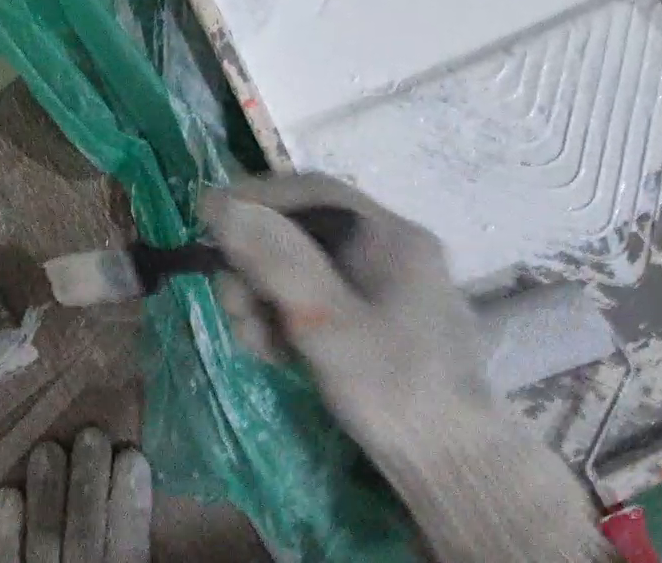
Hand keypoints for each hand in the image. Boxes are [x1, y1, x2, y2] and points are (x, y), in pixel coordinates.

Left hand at [0, 427, 150, 562]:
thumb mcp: (133, 561)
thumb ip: (136, 537)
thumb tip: (145, 471)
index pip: (130, 548)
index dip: (132, 505)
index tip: (132, 455)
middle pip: (85, 534)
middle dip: (88, 481)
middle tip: (91, 435)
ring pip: (44, 541)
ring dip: (46, 494)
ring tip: (47, 449)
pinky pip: (3, 562)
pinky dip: (3, 532)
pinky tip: (6, 494)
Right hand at [205, 174, 612, 562]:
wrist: (451, 470)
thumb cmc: (394, 388)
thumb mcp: (327, 322)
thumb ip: (276, 260)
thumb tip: (220, 204)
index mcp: (390, 236)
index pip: (313, 191)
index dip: (256, 197)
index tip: (209, 216)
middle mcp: (386, 250)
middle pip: (300, 232)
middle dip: (256, 264)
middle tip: (232, 305)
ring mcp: (378, 286)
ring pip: (298, 268)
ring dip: (263, 298)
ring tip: (254, 342)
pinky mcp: (368, 320)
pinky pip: (311, 299)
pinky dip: (283, 319)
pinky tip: (272, 352)